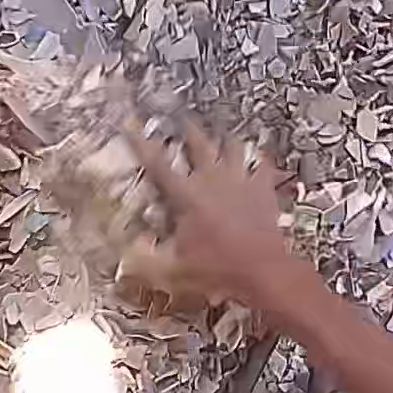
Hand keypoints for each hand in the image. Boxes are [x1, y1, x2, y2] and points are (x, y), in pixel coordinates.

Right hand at [128, 122, 302, 307]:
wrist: (262, 271)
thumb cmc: (217, 270)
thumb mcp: (174, 271)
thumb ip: (148, 259)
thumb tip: (129, 251)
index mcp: (186, 196)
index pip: (158, 165)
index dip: (141, 144)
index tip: (131, 126)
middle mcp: (212, 180)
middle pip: (199, 145)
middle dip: (190, 131)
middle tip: (185, 121)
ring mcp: (240, 181)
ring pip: (232, 148)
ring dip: (225, 141)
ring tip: (222, 135)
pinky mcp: (263, 190)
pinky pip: (262, 166)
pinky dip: (259, 161)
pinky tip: (260, 158)